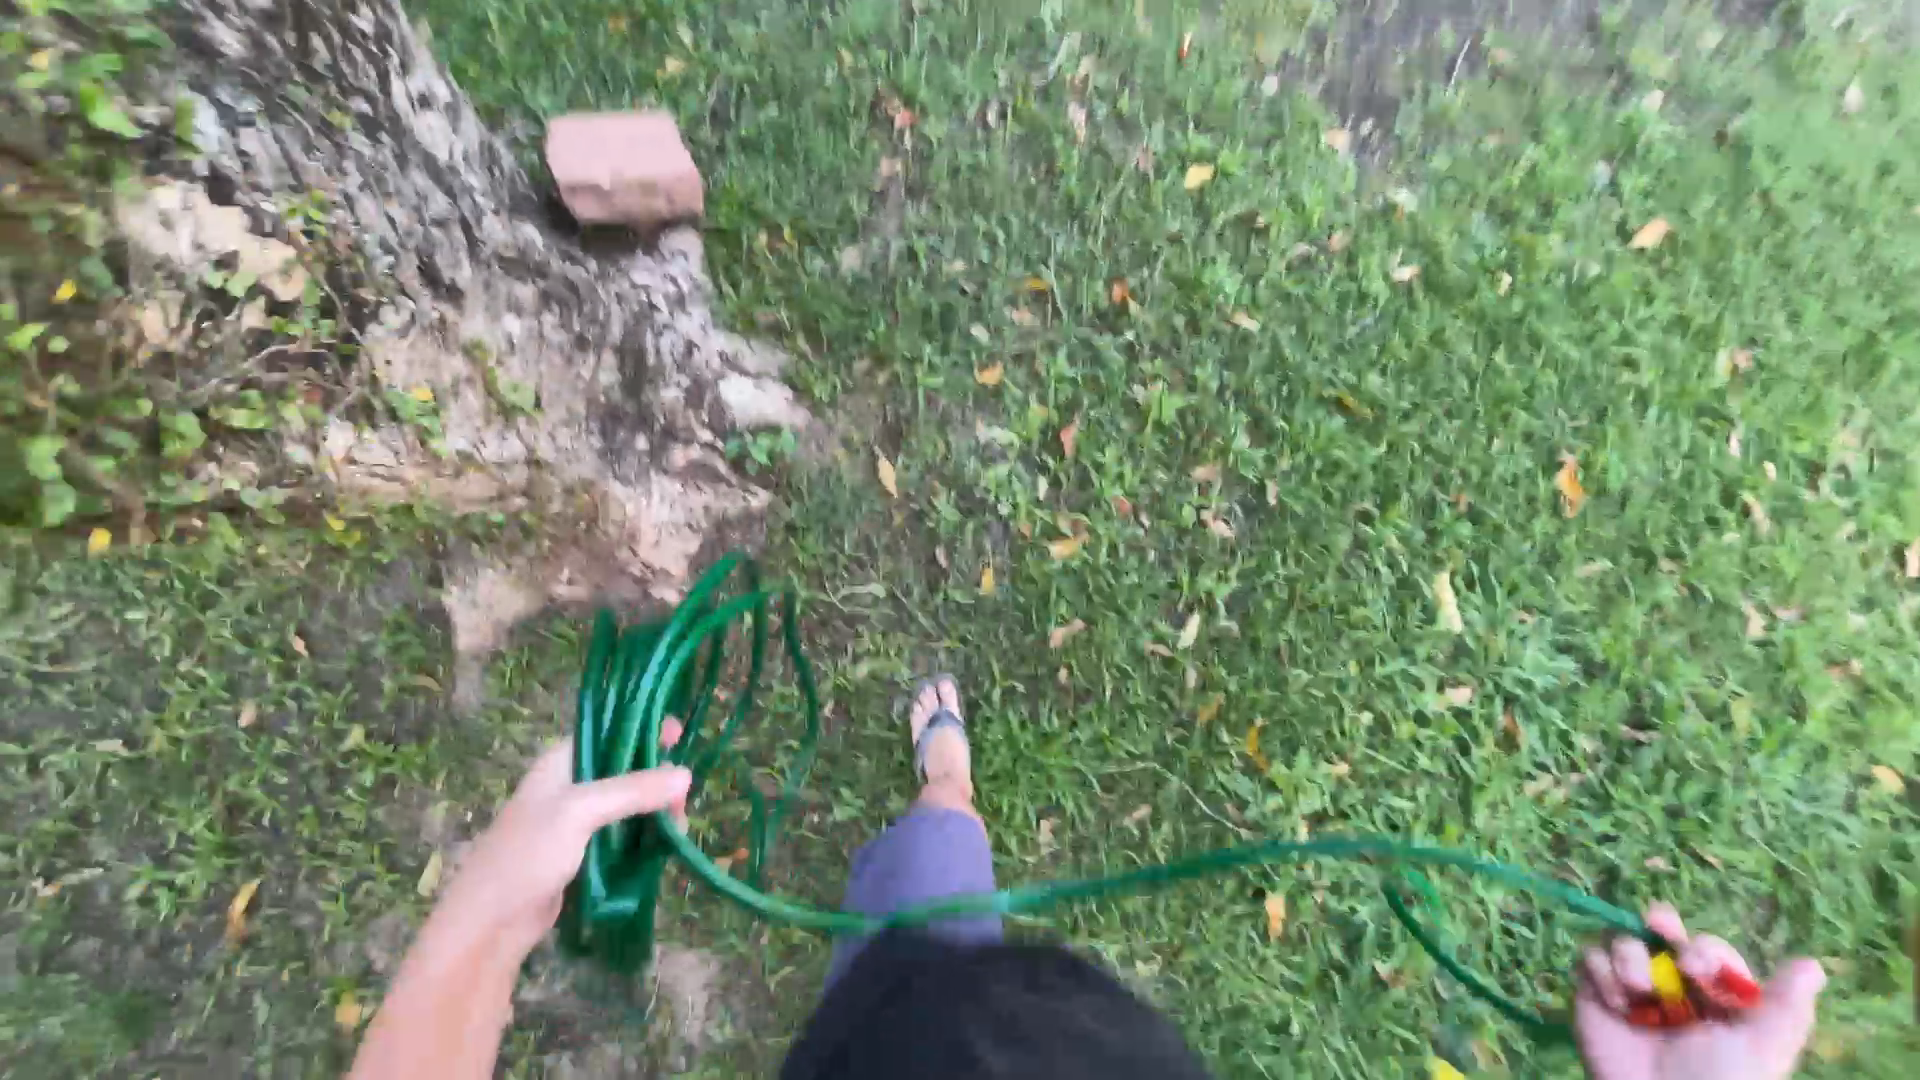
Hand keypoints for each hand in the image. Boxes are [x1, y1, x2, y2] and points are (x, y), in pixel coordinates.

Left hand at [426, 726, 687, 967]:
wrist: (488, 926)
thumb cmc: (526, 855)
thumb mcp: (579, 811)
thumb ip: (633, 790)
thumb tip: (687, 775)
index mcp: (562, 762)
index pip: (610, 731)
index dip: (644, 729)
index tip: (680, 735)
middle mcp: (571, 785)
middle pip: (627, 768)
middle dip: (659, 778)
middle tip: (683, 798)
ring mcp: (578, 821)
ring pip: (630, 804)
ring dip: (656, 810)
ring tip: (677, 827)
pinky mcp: (585, 852)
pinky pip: (625, 834)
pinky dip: (646, 836)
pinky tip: (664, 844)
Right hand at [1574, 903, 1825, 1079]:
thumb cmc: (1719, 1079)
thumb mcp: (1760, 1048)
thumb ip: (1784, 1009)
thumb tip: (1812, 964)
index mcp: (1713, 995)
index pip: (1706, 949)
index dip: (1701, 950)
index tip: (1697, 970)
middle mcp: (1671, 982)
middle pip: (1660, 929)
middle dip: (1661, 925)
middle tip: (1660, 931)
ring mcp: (1628, 982)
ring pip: (1620, 937)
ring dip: (1628, 955)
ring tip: (1638, 990)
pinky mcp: (1593, 987)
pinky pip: (1589, 956)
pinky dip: (1601, 972)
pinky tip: (1617, 1003)